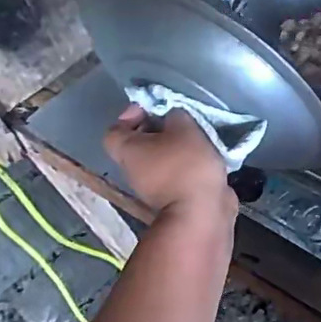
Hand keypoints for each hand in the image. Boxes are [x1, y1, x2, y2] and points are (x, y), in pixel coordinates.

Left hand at [103, 108, 235, 217]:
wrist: (201, 212)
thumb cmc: (186, 164)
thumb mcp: (184, 127)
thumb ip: (176, 114)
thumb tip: (172, 116)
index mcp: (127, 151)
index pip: (114, 129)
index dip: (131, 115)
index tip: (154, 109)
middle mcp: (133, 170)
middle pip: (139, 143)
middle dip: (159, 130)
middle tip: (180, 120)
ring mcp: (152, 188)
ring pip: (159, 159)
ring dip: (175, 147)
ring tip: (198, 137)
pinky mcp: (173, 198)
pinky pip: (176, 172)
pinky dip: (187, 164)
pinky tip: (206, 157)